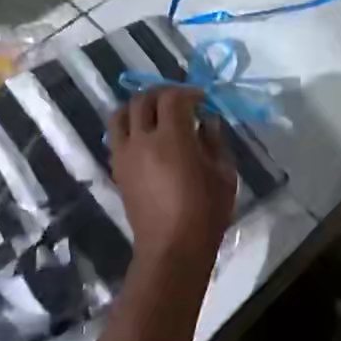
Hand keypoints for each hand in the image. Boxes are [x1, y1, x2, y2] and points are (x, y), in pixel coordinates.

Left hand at [109, 87, 236, 265]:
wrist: (173, 248)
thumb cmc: (206, 213)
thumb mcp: (224, 175)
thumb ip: (215, 142)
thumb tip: (207, 123)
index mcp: (172, 139)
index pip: (173, 98)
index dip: (188, 92)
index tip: (202, 99)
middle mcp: (142, 140)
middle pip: (142, 100)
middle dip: (162, 94)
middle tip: (180, 101)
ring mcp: (125, 155)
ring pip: (120, 115)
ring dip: (138, 106)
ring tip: (155, 114)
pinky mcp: (118, 170)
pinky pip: (116, 136)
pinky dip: (129, 127)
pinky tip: (145, 137)